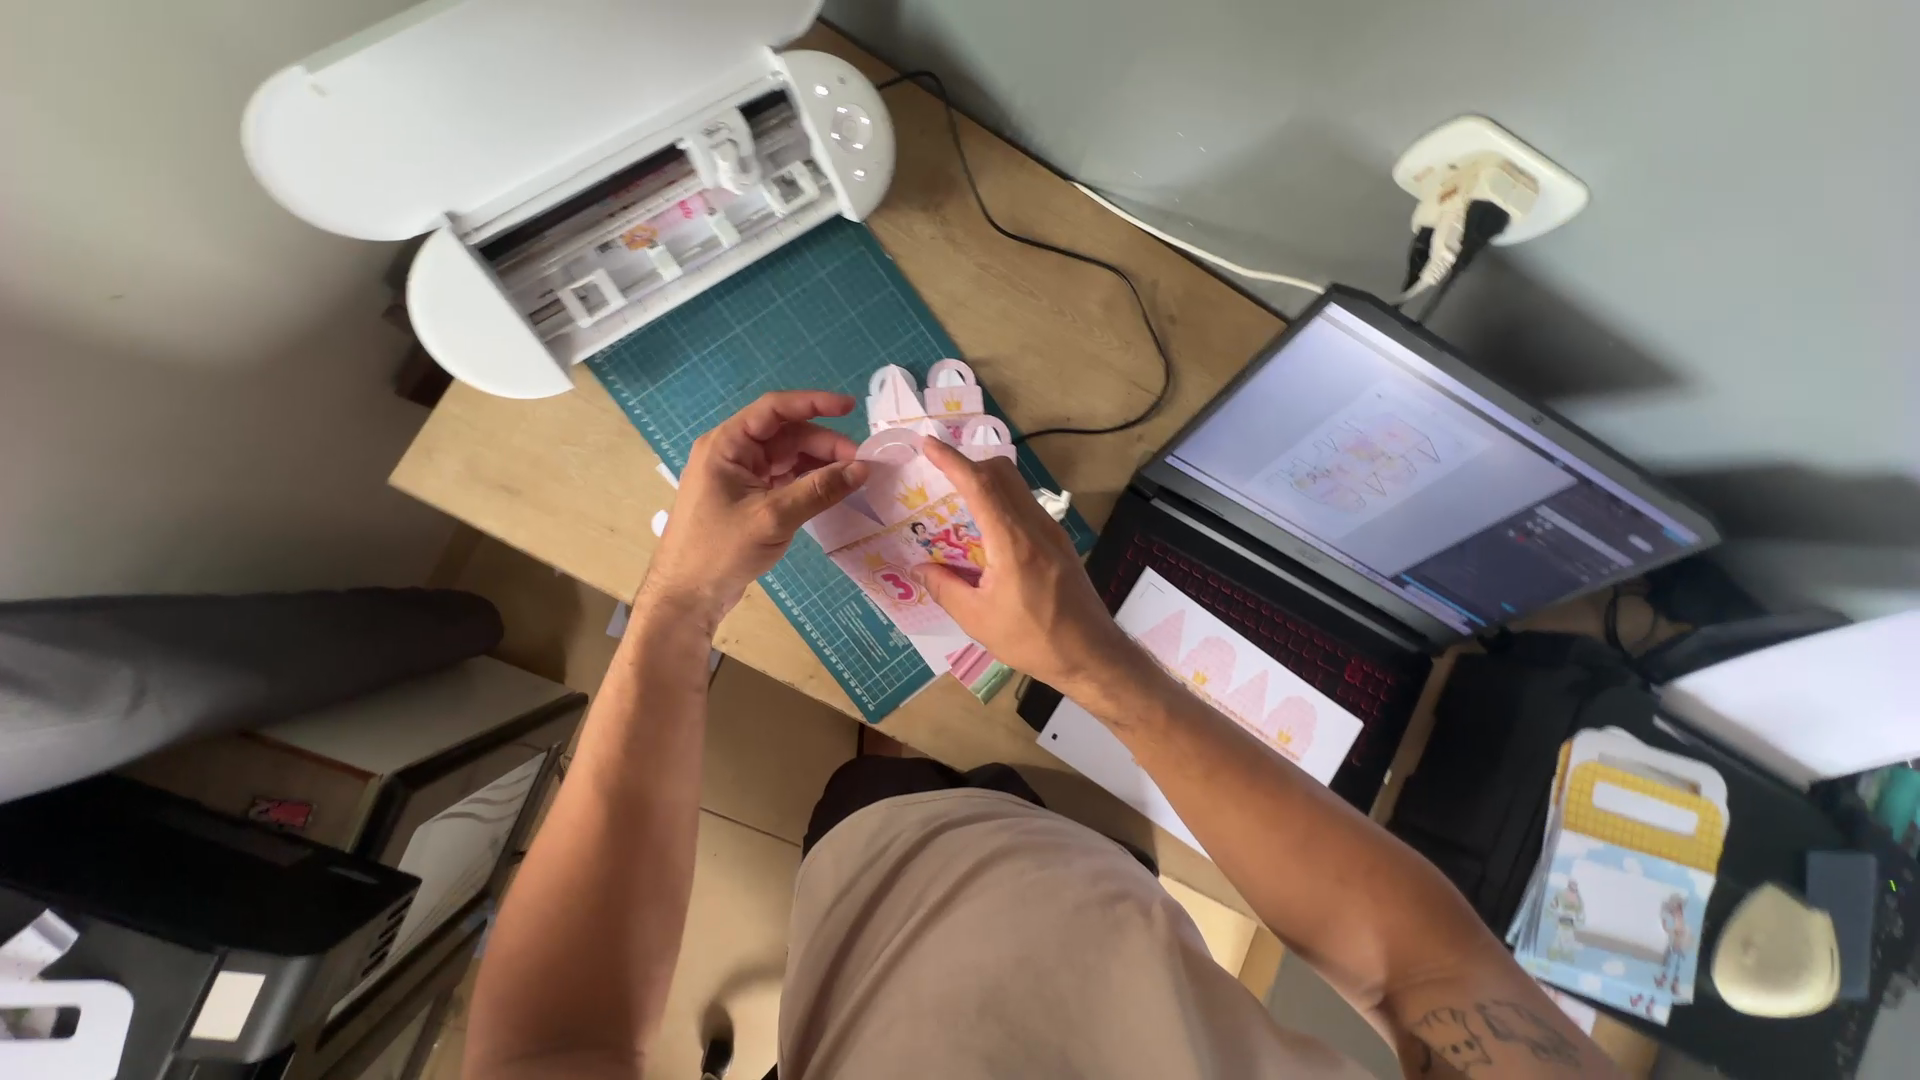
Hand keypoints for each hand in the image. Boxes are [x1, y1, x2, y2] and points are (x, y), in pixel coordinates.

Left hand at [643, 391, 869, 627]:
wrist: (687, 595)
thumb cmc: (720, 550)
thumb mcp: (774, 517)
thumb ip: (819, 490)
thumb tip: (862, 469)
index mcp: (727, 445)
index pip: (774, 410)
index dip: (813, 403)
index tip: (850, 407)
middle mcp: (733, 454)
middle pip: (786, 435)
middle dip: (824, 444)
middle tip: (860, 463)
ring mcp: (740, 477)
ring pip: (788, 458)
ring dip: (819, 464)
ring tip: (853, 478)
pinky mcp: (749, 500)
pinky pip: (785, 480)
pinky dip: (809, 482)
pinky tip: (833, 491)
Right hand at [913, 439, 1134, 692]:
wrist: (1092, 654)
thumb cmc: (1034, 640)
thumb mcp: (978, 621)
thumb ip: (945, 589)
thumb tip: (918, 568)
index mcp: (1012, 542)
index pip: (980, 485)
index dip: (952, 461)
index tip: (928, 445)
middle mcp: (1035, 527)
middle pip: (1001, 473)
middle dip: (968, 463)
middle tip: (938, 474)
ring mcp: (1052, 532)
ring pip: (1016, 486)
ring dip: (986, 481)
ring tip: (958, 500)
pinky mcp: (1059, 542)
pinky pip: (1025, 505)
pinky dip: (1001, 500)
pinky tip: (985, 528)